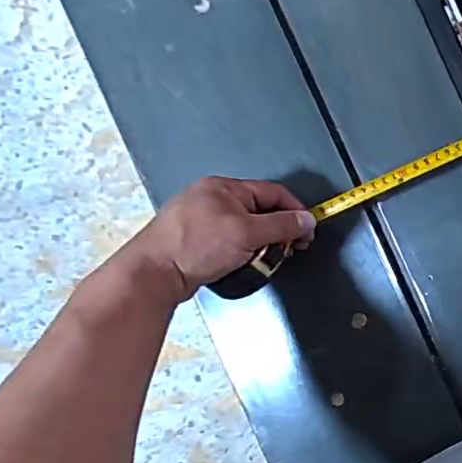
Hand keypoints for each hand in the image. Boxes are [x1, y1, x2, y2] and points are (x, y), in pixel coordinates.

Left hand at [113, 177, 316, 305]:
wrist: (154, 274)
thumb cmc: (192, 247)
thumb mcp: (248, 234)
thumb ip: (282, 225)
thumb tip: (306, 220)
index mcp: (224, 188)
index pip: (273, 193)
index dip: (295, 211)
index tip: (307, 230)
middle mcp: (213, 199)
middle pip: (262, 211)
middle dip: (277, 232)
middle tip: (286, 249)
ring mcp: (203, 220)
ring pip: (248, 230)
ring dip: (260, 246)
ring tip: (259, 260)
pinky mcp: (198, 241)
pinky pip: (233, 243)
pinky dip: (243, 254)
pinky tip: (241, 265)